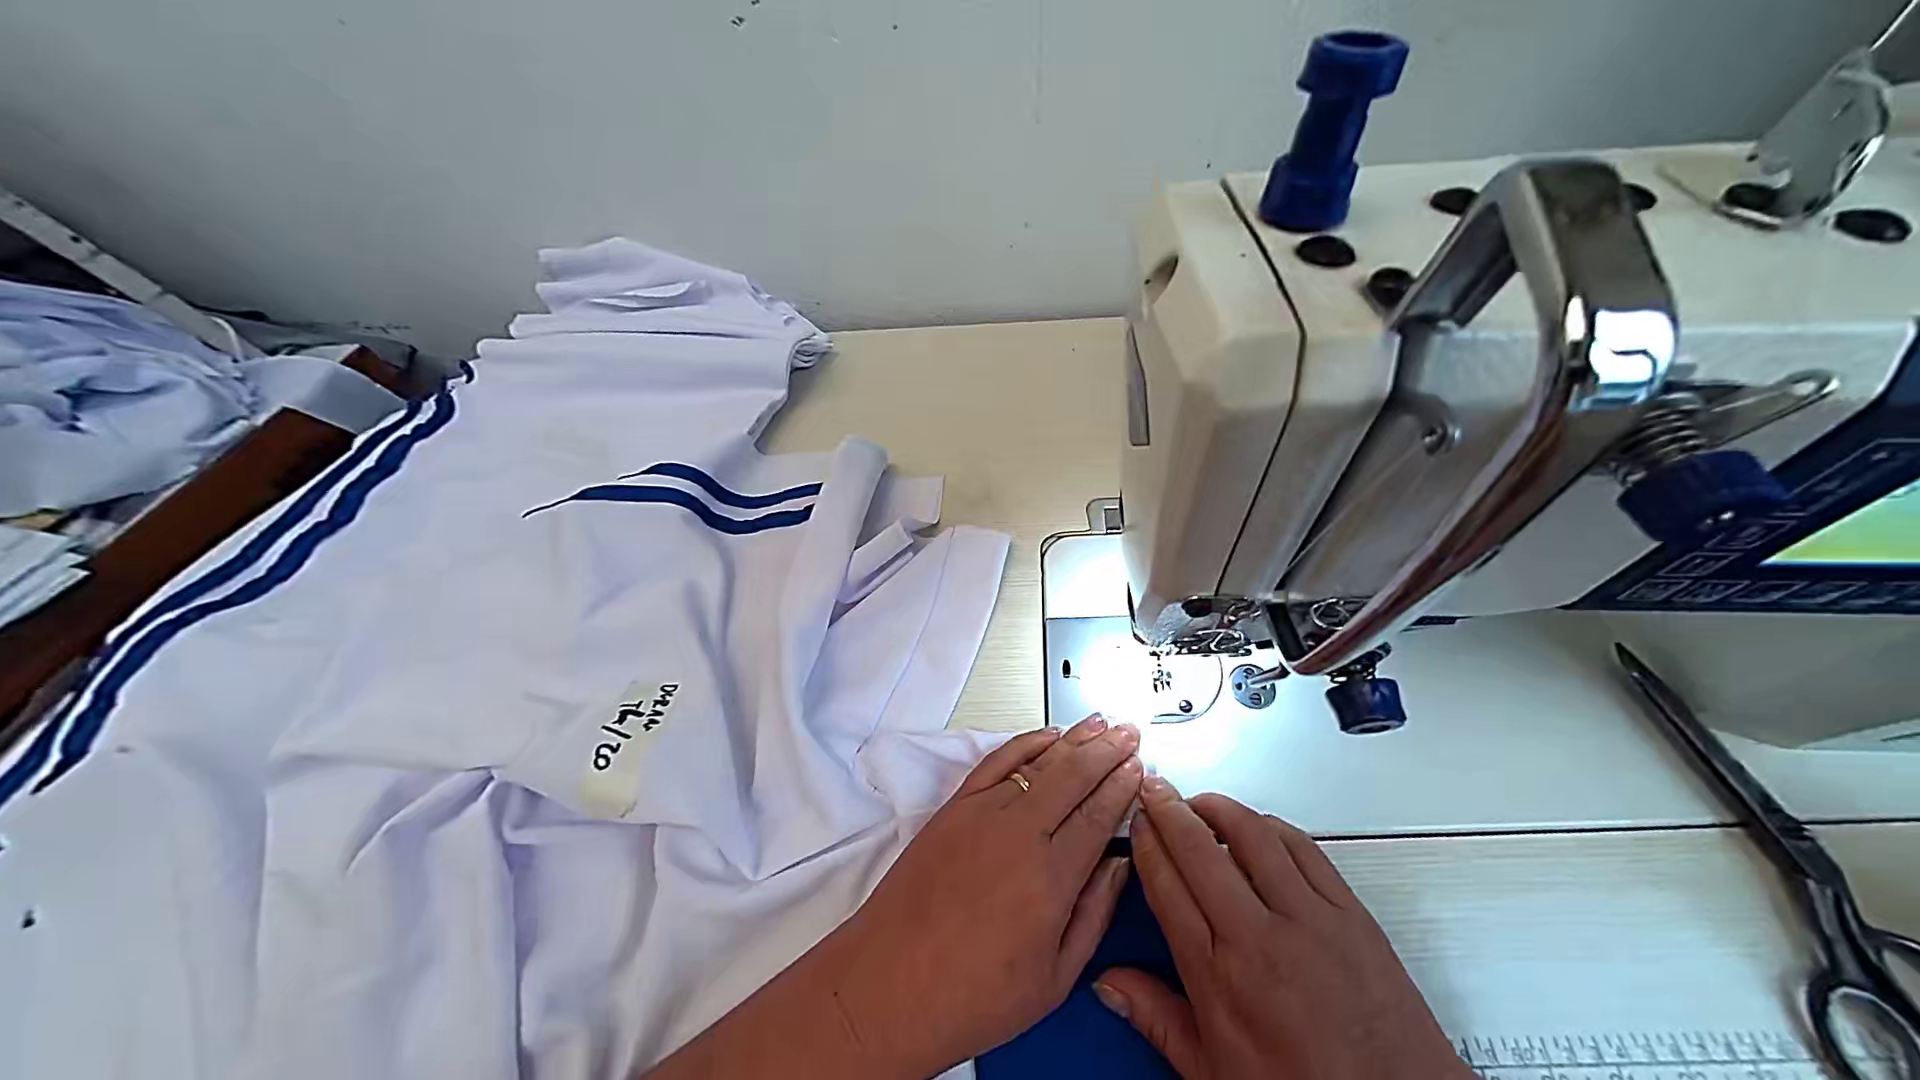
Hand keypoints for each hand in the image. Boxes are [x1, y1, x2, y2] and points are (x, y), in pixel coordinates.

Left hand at [642, 714, 1143, 1079]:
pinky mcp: (954, 807)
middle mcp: (1019, 836)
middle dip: (1107, 751)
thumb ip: (1093, 915)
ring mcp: (983, 814)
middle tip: (1129, 733)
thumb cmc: (970, 994)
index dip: (1123, 787)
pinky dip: (1024, 743)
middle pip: (1075, 776)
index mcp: (1051, 879)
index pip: (1099, 815)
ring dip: (1075, 740)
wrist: (889, 983)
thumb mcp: (1053, 979)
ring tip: (1100, 723)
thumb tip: (1118, 867)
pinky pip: (996, 762)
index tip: (1139, 769)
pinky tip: (1046, 735)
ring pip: (1040, 762)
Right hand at [1094, 782, 1472, 1079]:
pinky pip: (1305, 850)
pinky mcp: (1352, 916)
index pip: (1166, 885)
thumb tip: (1110, 987)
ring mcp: (1310, 922)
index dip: (1146, 844)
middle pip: (1199, 848)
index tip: (1138, 825)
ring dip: (1219, 807)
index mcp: (1219, 976)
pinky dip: (1274, 827)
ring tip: (1201, 800)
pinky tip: (1260, 826)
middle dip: (1169, 809)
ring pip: (1252, 836)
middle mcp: (1260, 939)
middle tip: (1155, 790)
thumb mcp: (1213, 1072)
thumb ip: (1156, 1017)